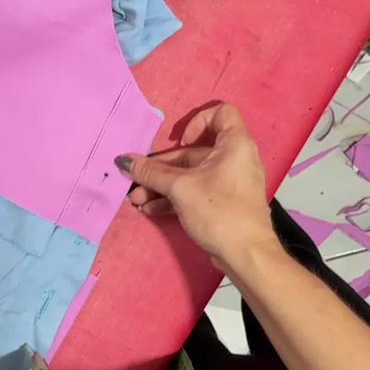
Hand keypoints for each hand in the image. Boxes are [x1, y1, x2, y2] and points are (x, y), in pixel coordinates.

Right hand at [118, 103, 280, 274]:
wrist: (246, 255)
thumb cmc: (219, 211)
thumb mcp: (180, 188)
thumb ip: (150, 172)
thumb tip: (123, 161)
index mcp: (234, 144)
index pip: (221, 113)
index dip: (197, 121)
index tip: (181, 141)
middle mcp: (234, 158)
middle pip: (194, 151)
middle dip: (162, 167)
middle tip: (137, 180)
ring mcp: (229, 182)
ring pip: (191, 174)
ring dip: (162, 185)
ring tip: (137, 200)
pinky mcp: (223, 202)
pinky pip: (195, 191)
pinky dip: (174, 197)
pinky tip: (150, 209)